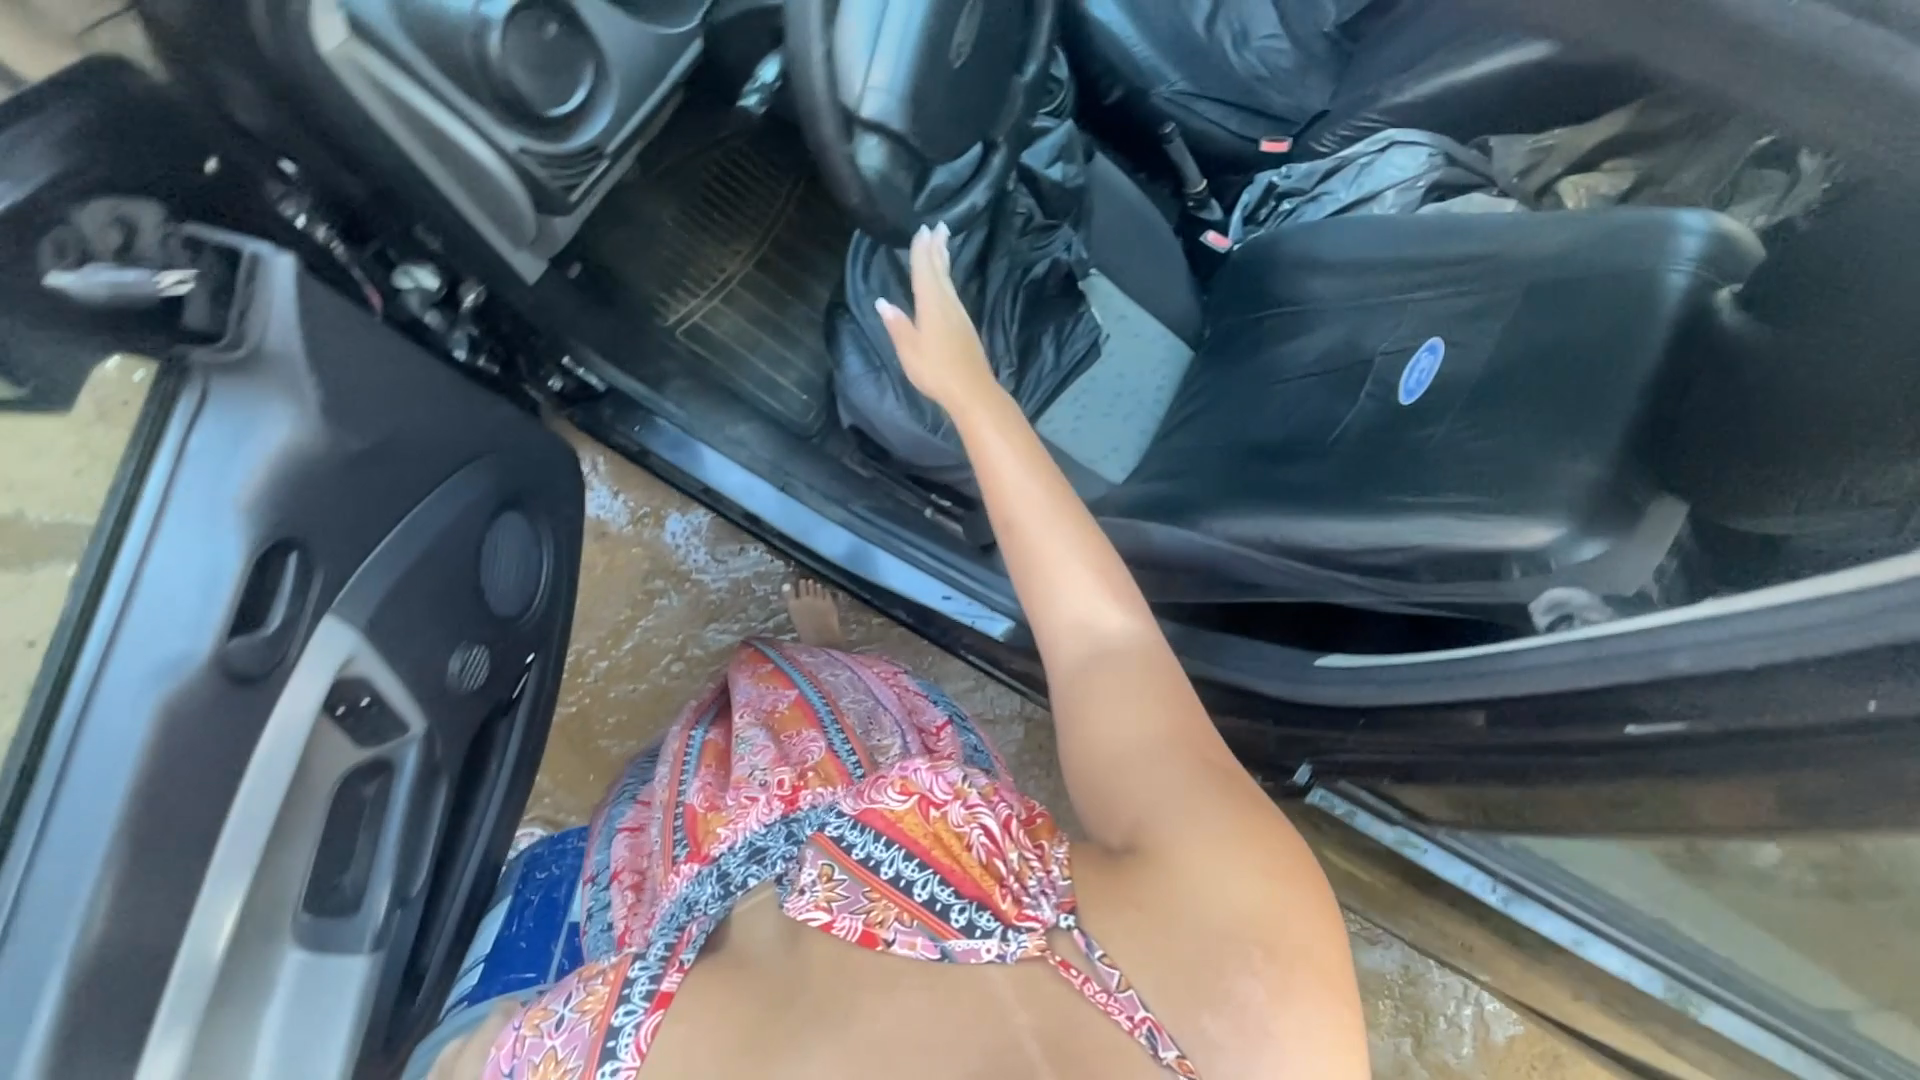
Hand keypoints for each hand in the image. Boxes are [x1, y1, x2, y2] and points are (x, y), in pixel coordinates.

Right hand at [874, 223, 1000, 414]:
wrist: (972, 390)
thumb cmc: (936, 371)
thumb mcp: (909, 350)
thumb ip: (897, 325)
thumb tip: (883, 302)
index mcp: (931, 305)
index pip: (924, 270)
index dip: (922, 250)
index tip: (922, 229)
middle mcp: (947, 303)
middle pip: (941, 271)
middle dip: (937, 248)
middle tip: (939, 226)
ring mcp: (959, 315)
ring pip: (949, 281)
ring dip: (944, 262)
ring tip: (942, 246)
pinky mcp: (965, 327)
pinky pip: (953, 294)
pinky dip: (948, 280)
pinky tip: (946, 285)